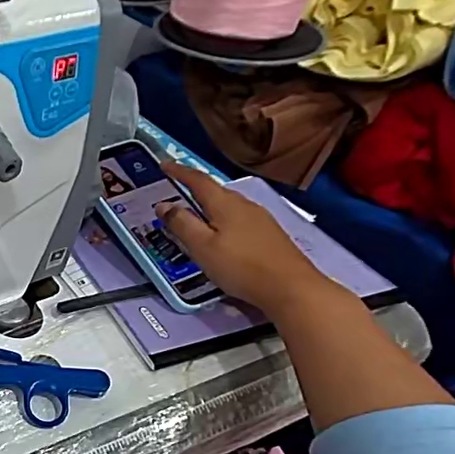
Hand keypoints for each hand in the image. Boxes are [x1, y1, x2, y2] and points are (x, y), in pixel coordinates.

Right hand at [155, 162, 338, 315]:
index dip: (179, 172)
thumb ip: (181, 224)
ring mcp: (260, 219)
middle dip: (195, 191)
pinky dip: (223, 220)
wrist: (291, 287)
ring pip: (229, 206)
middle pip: (215, 192)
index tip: (165, 165)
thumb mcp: (202, 247)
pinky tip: (222, 236)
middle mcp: (244, 205)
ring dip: (209, 207)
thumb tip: (164, 205)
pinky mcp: (270, 234)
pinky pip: (239, 219)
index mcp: (225, 204)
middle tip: (177, 195)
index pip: (198, 181)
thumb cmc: (240, 266)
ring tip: (196, 218)